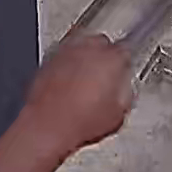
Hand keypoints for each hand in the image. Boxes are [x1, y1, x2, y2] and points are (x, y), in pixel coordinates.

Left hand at [19, 33, 133, 156]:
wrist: (46, 126)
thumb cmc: (78, 122)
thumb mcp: (116, 116)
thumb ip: (125, 96)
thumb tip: (124, 92)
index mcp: (112, 59)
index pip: (125, 52)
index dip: (124, 65)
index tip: (121, 73)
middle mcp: (91, 48)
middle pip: (103, 44)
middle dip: (104, 59)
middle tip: (102, 79)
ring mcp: (69, 50)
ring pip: (83, 46)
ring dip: (85, 58)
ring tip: (83, 81)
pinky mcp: (50, 57)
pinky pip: (64, 55)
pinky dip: (67, 64)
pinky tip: (66, 83)